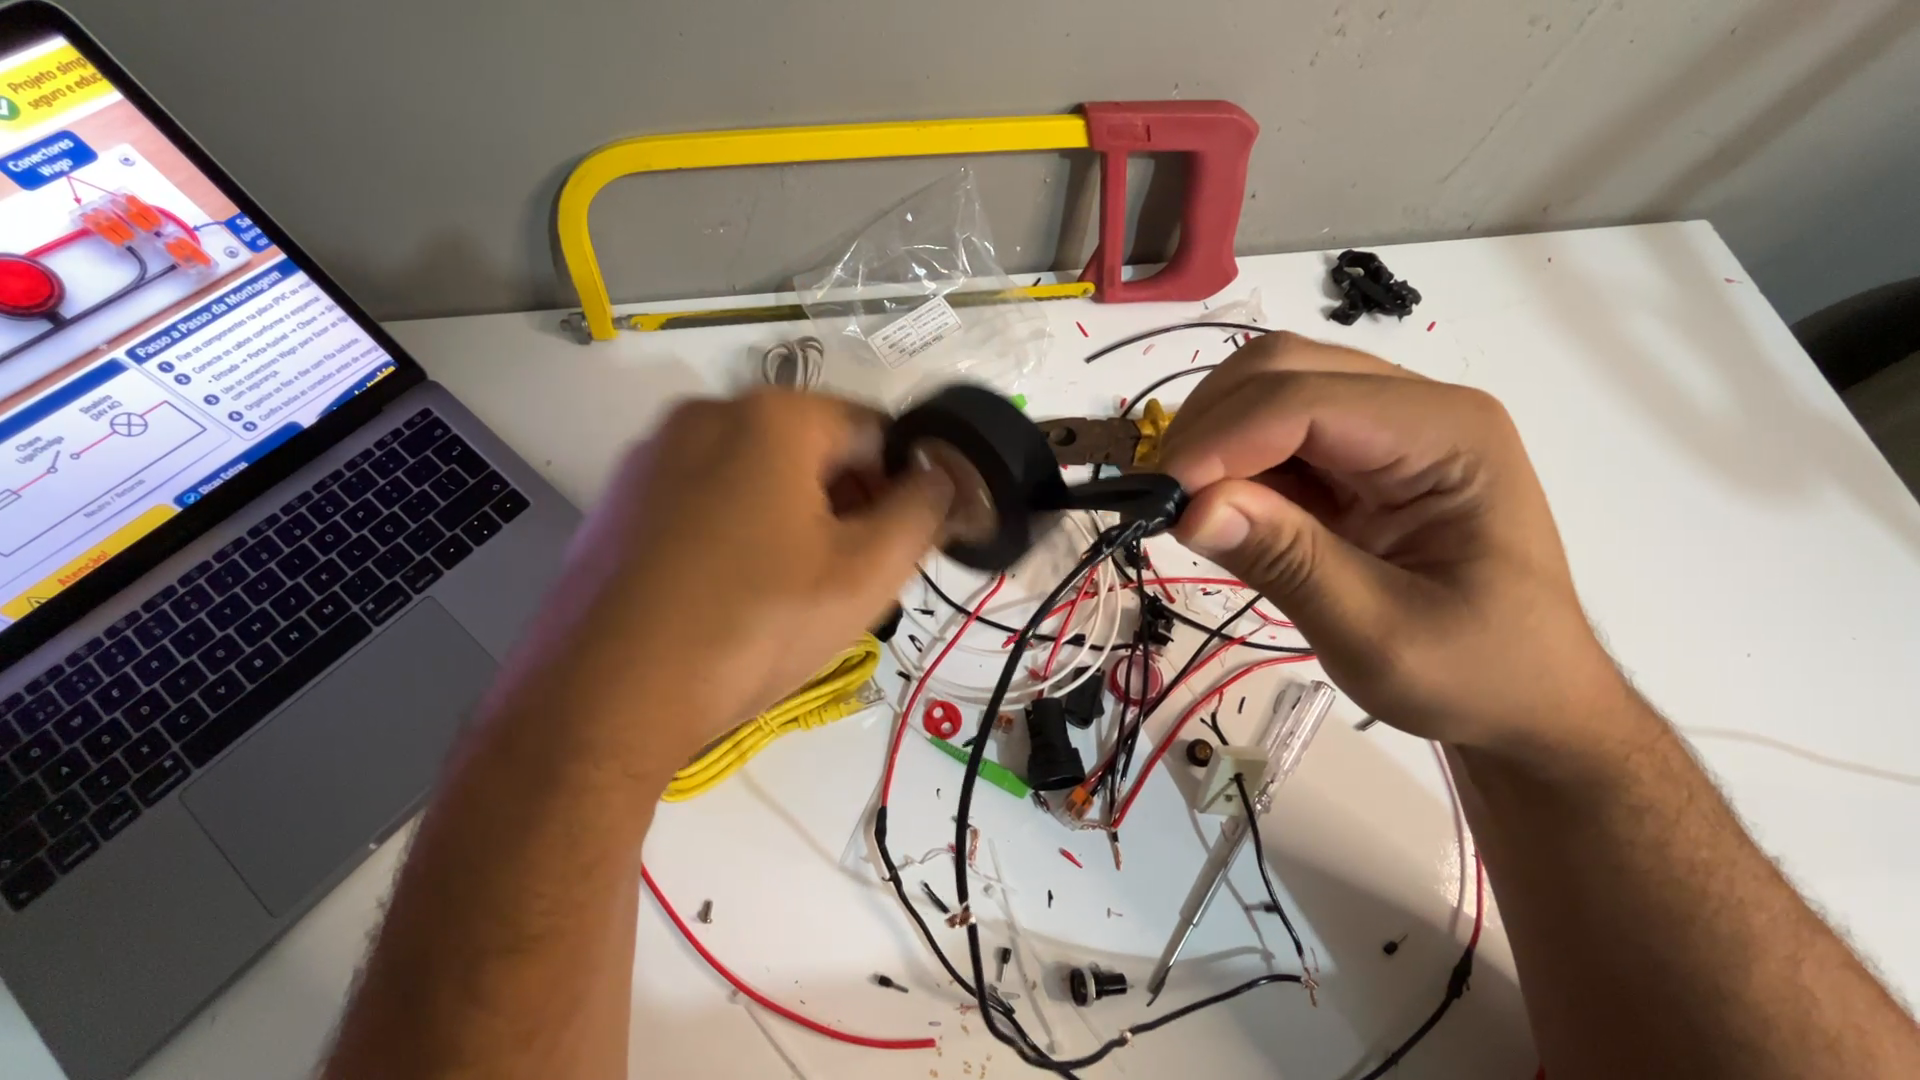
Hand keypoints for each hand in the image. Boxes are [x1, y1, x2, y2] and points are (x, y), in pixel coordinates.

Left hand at [507, 389, 952, 764]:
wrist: (603, 699)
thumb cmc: (751, 626)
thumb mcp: (865, 574)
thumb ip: (923, 510)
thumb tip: (942, 475)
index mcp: (772, 416)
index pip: (876, 430)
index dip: (904, 488)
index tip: (899, 550)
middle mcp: (706, 413)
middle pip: (813, 449)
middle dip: (848, 505)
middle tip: (850, 580)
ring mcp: (651, 456)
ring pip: (758, 476)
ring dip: (795, 521)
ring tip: (790, 596)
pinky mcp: (618, 501)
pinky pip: (706, 500)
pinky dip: (739, 532)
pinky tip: (732, 594)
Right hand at [1158, 332, 1629, 752]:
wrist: (1527, 699)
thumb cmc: (1477, 674)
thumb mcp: (1383, 638)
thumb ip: (1292, 565)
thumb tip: (1191, 509)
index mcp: (1448, 436)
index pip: (1308, 400)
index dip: (1223, 440)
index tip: (1164, 504)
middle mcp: (1418, 410)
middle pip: (1283, 368)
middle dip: (1210, 426)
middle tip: (1166, 502)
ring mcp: (1388, 427)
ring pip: (1270, 388)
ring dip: (1213, 439)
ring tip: (1188, 509)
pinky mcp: (1358, 457)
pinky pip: (1274, 433)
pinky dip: (1231, 463)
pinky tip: (1223, 512)